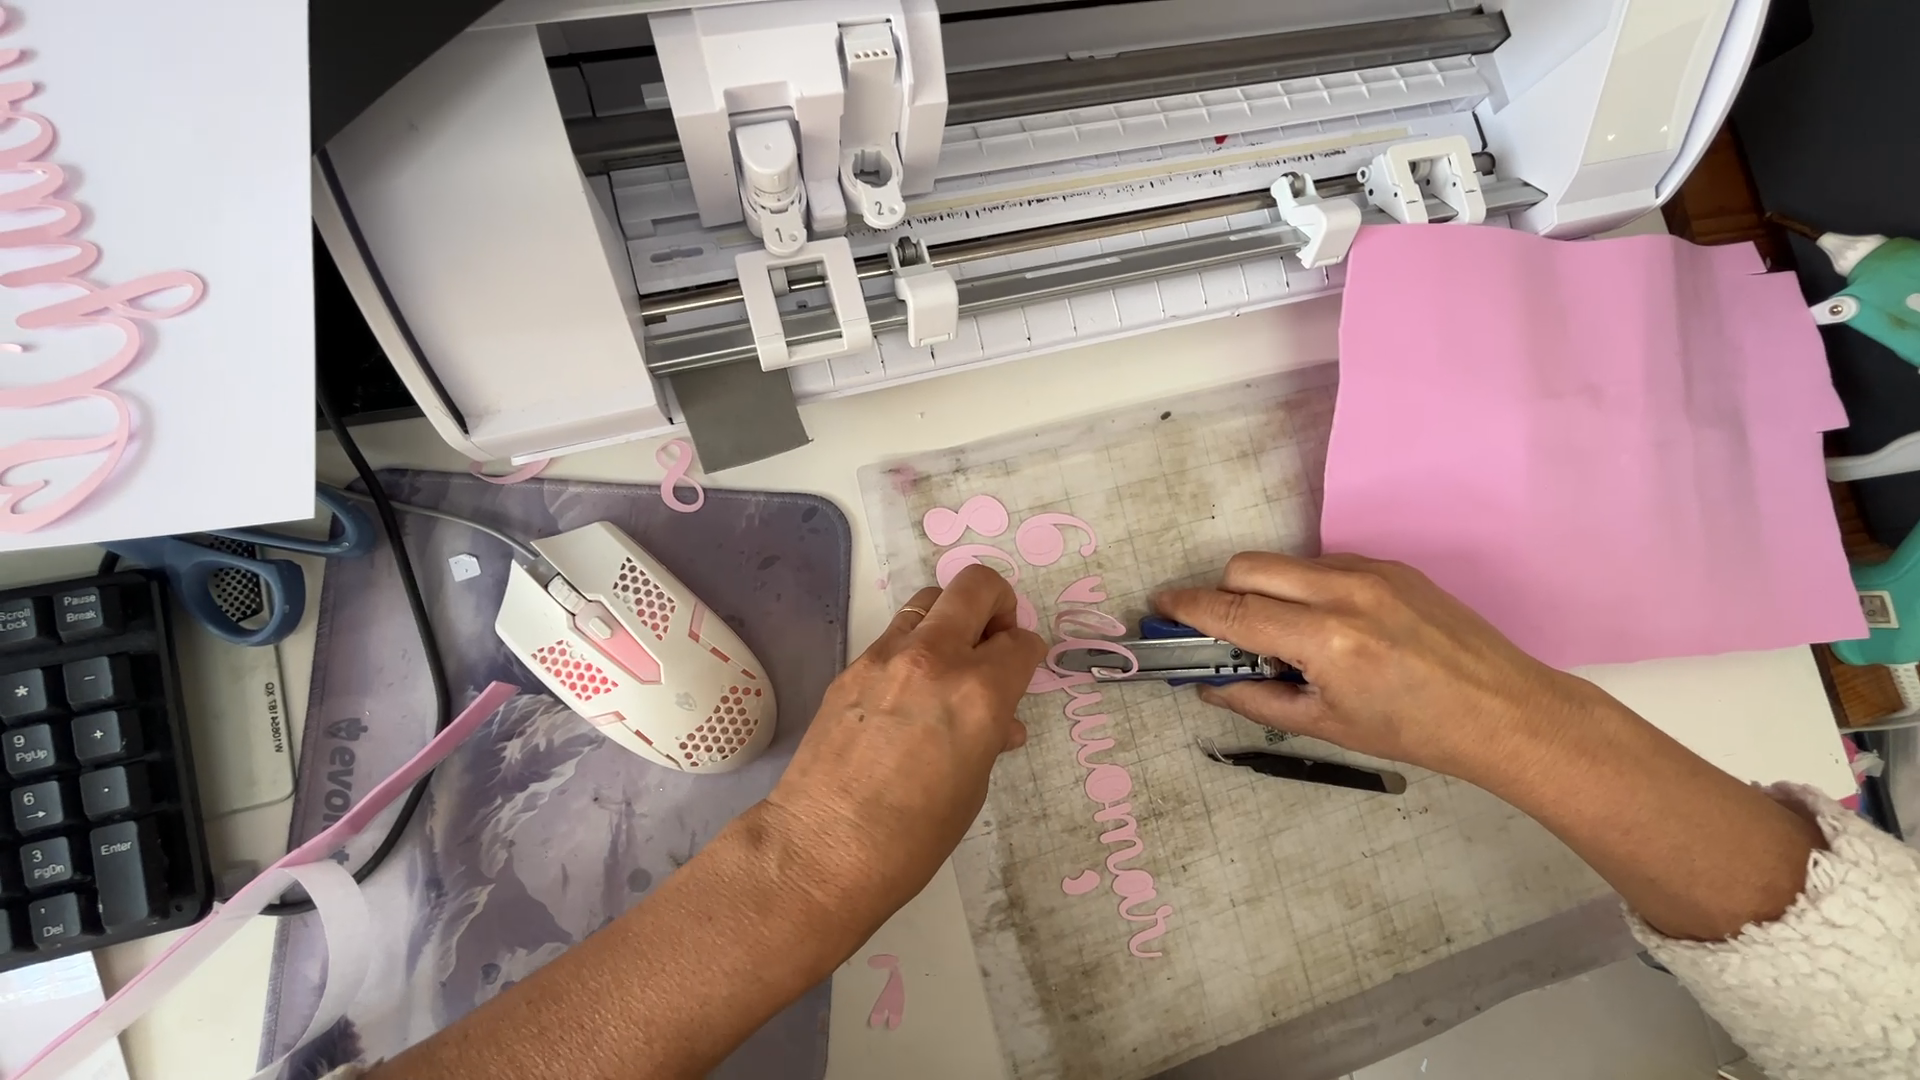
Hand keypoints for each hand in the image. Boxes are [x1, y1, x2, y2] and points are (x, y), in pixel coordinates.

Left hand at [763, 564, 1047, 925]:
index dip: (1029, 654)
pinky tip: (909, 691)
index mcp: (979, 691)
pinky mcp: (852, 666)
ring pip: (929, 599)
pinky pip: (895, 634)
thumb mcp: (973, 784)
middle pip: (976, 586)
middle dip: (997, 604)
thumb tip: (999, 721)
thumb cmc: (915, 836)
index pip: (1021, 641)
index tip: (1024, 669)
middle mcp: (935, 657)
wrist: (824, 847)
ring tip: (951, 661)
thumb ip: (989, 733)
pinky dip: (914, 646)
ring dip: (951, 618)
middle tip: (994, 640)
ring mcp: (886, 655)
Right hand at [1155, 552, 1598, 780]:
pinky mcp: (1390, 564)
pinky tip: (1326, 623)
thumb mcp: (1325, 726)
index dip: (1187, 608)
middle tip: (1225, 631)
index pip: (1232, 611)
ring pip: (1282, 562)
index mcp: (1325, 639)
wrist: (1508, 713)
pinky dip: (1301, 587)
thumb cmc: (1414, 732)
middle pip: (1247, 567)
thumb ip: (1254, 699)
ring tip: (1283, 633)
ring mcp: (1369, 570)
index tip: (1159, 606)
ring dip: (1262, 589)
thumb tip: (1205, 684)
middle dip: (1221, 593)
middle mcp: (1342, 591)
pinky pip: (1320, 564)